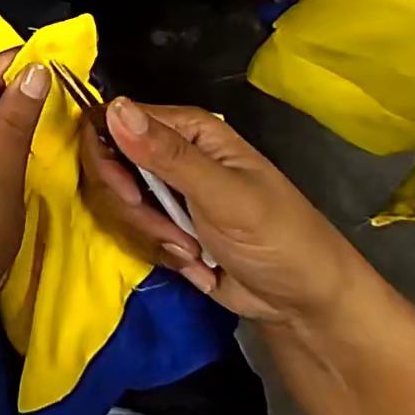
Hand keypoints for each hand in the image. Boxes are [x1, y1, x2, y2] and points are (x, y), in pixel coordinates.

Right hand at [79, 99, 379, 330]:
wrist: (307, 306)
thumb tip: (115, 108)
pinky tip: (193, 260)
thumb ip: (168, 154)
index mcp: (186, 128)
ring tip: (192, 250)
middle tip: (169, 231)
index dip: (108, 154)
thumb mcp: (225, 195)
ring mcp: (163, 187)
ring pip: (115, 200)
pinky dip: (156, 248)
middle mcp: (168, 150)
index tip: (127, 193)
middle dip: (133, 205)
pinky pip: (130, 227)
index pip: (114, 121)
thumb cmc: (279, 239)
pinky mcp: (161, 220)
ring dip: (149, 232)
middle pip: (108, 163)